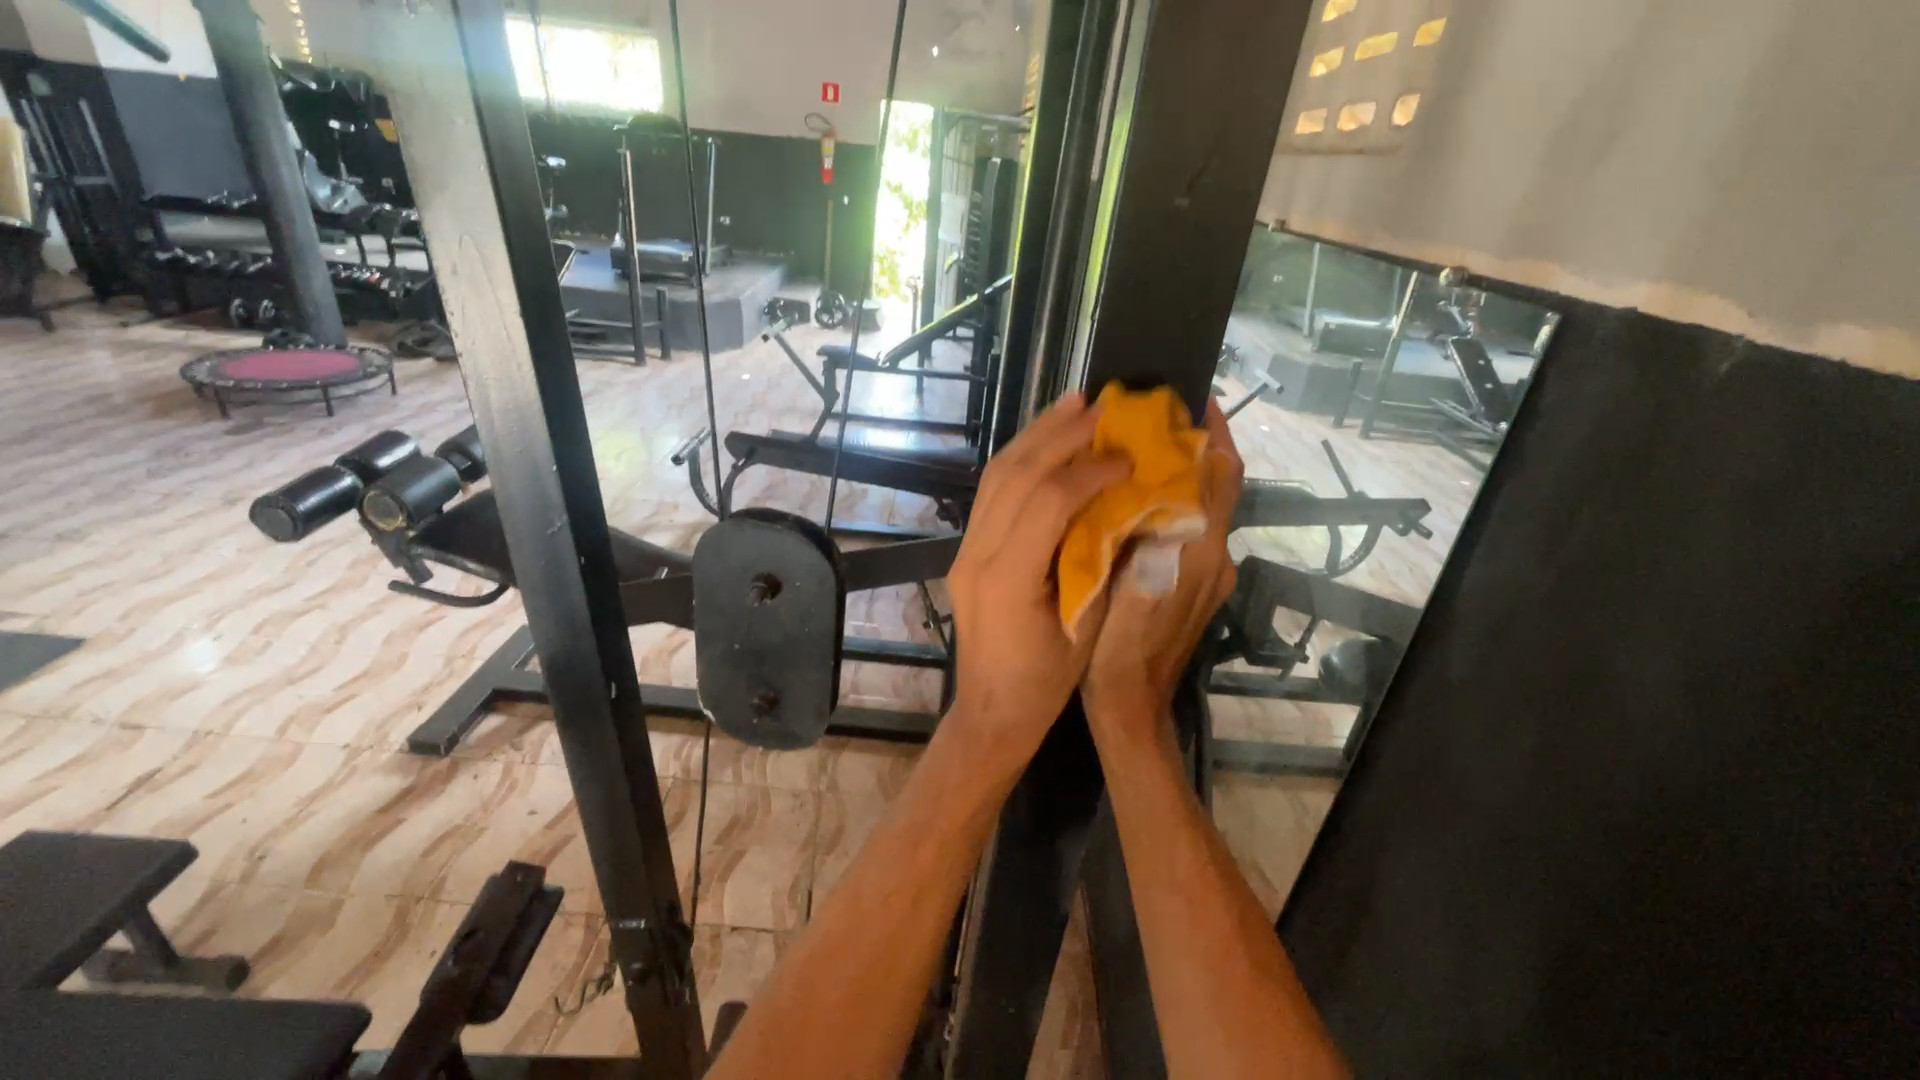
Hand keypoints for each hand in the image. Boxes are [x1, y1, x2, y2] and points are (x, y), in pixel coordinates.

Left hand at [947, 393, 1127, 753]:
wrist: (992, 711)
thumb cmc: (1046, 683)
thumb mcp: (1087, 630)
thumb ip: (1102, 567)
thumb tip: (1131, 512)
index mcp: (1009, 579)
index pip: (1046, 501)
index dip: (1089, 471)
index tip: (1127, 459)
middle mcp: (978, 555)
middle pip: (1016, 475)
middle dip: (1061, 434)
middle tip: (1102, 406)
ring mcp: (965, 550)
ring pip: (997, 476)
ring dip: (1037, 435)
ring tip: (1073, 403)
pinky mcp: (966, 550)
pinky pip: (991, 492)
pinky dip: (1020, 460)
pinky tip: (1045, 442)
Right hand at [1083, 401, 1243, 734]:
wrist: (1131, 703)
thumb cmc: (1120, 643)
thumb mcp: (1134, 578)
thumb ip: (1156, 527)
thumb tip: (1169, 477)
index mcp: (1203, 549)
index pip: (1224, 476)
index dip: (1217, 435)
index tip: (1199, 400)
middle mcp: (1218, 558)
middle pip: (1219, 490)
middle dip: (1199, 452)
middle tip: (1157, 424)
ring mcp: (1212, 578)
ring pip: (1206, 513)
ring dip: (1187, 481)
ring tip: (1143, 458)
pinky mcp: (1199, 593)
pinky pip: (1194, 537)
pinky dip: (1178, 511)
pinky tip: (1142, 509)